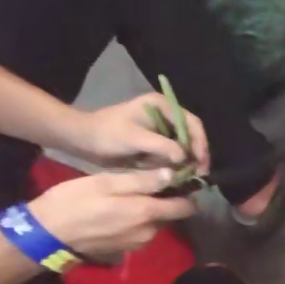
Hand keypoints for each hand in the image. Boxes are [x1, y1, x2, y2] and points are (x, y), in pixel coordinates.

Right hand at [24, 167, 195, 258]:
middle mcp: (149, 233)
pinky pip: (141, 233)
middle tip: (151, 185)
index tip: (180, 181)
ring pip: (155, 224)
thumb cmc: (74, 201)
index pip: (185, 207)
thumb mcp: (106, 182)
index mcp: (147, 213)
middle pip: (170, 215)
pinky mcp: (125, 250)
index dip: (186, 193)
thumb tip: (171, 175)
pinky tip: (121, 212)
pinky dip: (138, 222)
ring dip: (150, 212)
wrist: (47, 234)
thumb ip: (142, 181)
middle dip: (166, 201)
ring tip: (132, 197)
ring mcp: (137, 244)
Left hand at [75, 93, 211, 172]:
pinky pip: (171, 153)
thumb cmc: (107, 134)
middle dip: (196, 154)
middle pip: (190, 135)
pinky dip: (175, 164)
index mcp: (162, 106)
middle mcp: (165, 114)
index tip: (201, 163)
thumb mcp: (135, 138)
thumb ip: (162, 146)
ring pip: (182, 145)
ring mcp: (160, 128)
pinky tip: (177, 175)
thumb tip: (185, 157)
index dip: (200, 143)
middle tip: (199, 174)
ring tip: (189, 177)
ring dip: (187, 161)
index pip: (192, 123)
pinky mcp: (153, 141)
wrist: (83, 140)